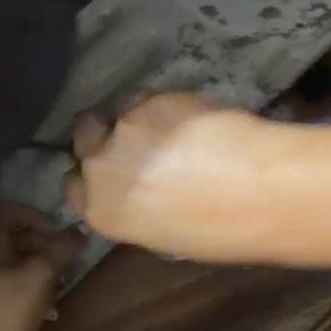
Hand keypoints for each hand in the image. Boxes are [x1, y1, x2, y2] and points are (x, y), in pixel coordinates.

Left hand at [0, 203, 85, 330]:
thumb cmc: (11, 314)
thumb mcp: (40, 276)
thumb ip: (62, 249)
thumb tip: (81, 230)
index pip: (8, 214)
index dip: (37, 217)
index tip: (58, 235)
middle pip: (16, 241)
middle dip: (45, 246)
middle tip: (68, 260)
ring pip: (20, 267)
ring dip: (45, 270)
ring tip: (64, 283)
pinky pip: (19, 291)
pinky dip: (38, 292)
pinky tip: (53, 310)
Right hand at [62, 92, 272, 259]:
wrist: (257, 192)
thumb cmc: (218, 233)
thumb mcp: (162, 235)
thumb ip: (135, 210)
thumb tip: (143, 192)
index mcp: (100, 211)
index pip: (73, 184)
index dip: (91, 175)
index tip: (112, 171)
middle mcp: (100, 168)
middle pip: (83, 134)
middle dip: (102, 133)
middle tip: (135, 139)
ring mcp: (125, 129)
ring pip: (118, 107)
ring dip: (136, 113)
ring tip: (170, 124)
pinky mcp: (155, 100)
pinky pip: (151, 95)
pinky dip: (167, 103)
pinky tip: (195, 118)